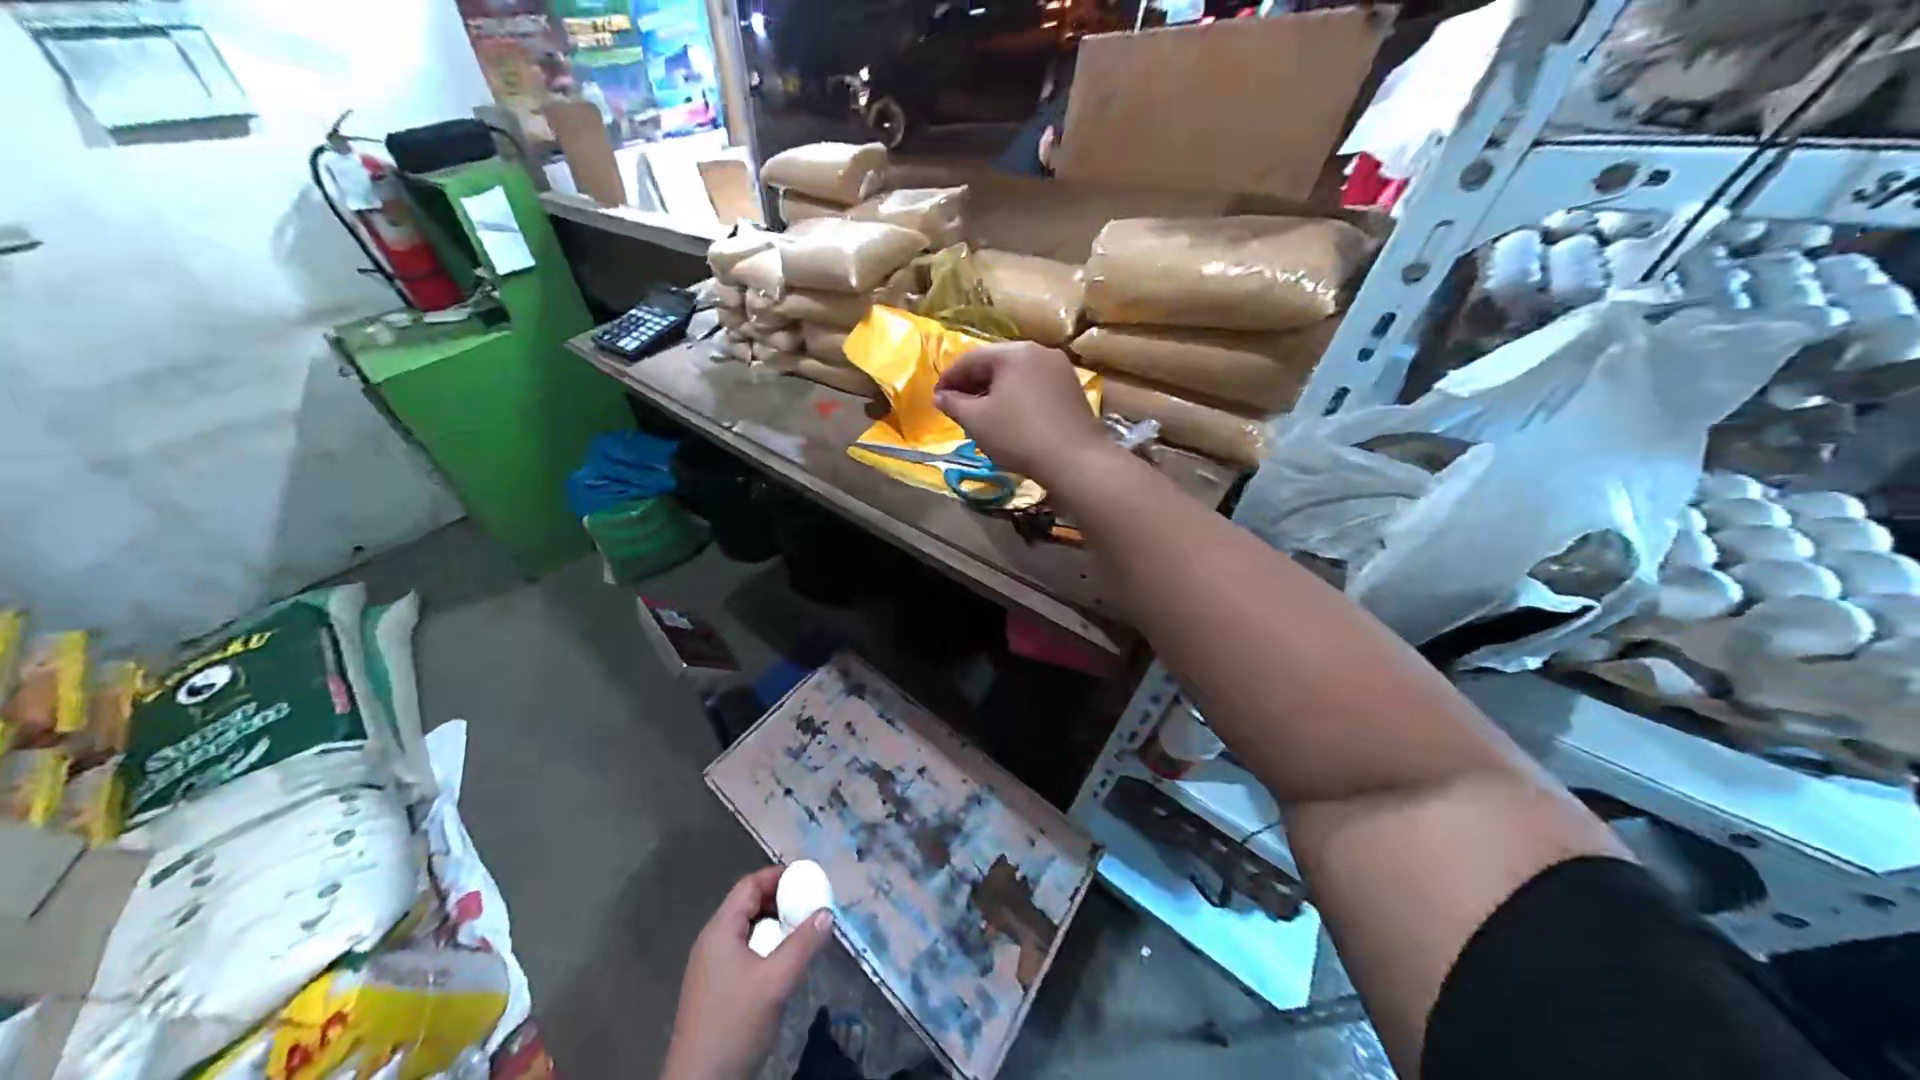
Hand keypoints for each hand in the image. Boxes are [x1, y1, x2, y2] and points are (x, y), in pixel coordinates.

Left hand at [660, 867, 833, 1079]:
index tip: (809, 879)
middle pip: (747, 905)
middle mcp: (711, 942)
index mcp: (720, 930)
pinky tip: (783, 966)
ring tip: (803, 934)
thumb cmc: (735, 1025)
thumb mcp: (776, 982)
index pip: (749, 886)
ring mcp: (709, 968)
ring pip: (746, 931)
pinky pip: (743, 953)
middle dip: (780, 901)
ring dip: (775, 927)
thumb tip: (827, 912)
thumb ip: (804, 944)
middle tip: (811, 907)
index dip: (778, 877)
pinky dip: (765, 948)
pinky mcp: (713, 990)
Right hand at [934, 342, 1113, 483]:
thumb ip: (954, 404)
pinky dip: (1016, 398)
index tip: (936, 399)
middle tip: (956, 407)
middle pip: (996, 363)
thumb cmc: (1019, 436)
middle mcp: (1039, 352)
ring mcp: (1060, 370)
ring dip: (994, 392)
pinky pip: (1035, 387)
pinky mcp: (1072, 390)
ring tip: (980, 415)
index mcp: (1014, 352)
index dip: (948, 378)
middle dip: (972, 384)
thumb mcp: (977, 421)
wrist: (1075, 460)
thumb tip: (940, 397)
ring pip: (1017, 376)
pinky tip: (1009, 419)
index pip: (970, 358)